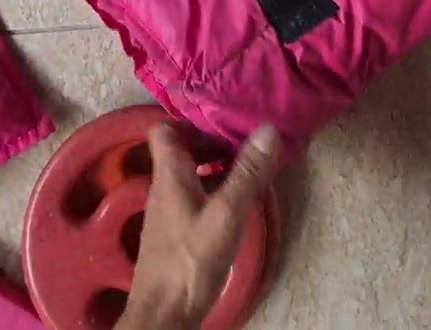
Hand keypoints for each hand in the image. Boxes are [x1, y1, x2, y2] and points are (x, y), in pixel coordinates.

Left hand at [121, 124, 281, 329]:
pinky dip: (210, 190)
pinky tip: (232, 203)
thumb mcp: (226, 214)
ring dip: (212, 167)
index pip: (165, 128)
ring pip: (187, 173)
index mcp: (170, 172)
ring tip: (244, 169)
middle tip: (242, 144)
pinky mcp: (173, 232)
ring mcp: (166, 210)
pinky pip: (190, 195)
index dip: (189, 120)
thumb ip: (247, 173)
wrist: (162, 317)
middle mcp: (163, 185)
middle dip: (210, 143)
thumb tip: (268, 128)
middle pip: (180, 150)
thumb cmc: (191, 260)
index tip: (222, 121)